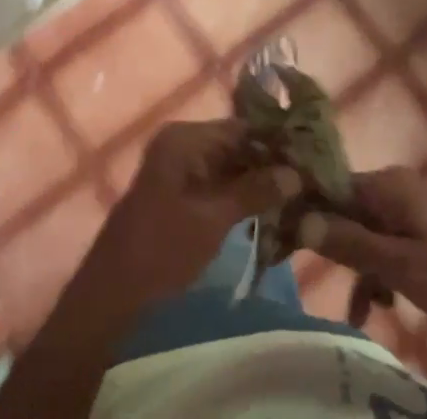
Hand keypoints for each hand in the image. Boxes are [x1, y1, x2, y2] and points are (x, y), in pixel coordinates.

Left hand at [82, 119, 300, 312]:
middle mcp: (181, 146)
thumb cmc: (160, 251)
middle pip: (238, 147)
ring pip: (231, 169)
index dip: (278, 144)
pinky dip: (243, 198)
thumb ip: (255, 191)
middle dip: (272, 165)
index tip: (315, 160)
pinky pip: (219, 188)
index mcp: (184, 139)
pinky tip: (274, 212)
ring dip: (261, 184)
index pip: (244, 128)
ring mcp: (179, 172)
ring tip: (302, 198)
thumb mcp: (212, 219)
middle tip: (313, 183)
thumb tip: (297, 172)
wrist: (112, 297)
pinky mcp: (180, 198)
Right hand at [302, 166, 426, 330]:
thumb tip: (298, 218)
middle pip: (348, 209)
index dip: (307, 208)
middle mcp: (398, 188)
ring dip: (358, 268)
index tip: (285, 235)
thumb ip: (347, 241)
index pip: (332, 184)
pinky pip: (388, 246)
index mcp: (390, 184)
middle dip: (332, 244)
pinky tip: (375, 307)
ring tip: (355, 309)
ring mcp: (414, 211)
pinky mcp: (425, 234)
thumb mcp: (395, 263)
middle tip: (310, 272)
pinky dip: (379, 273)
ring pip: (367, 232)